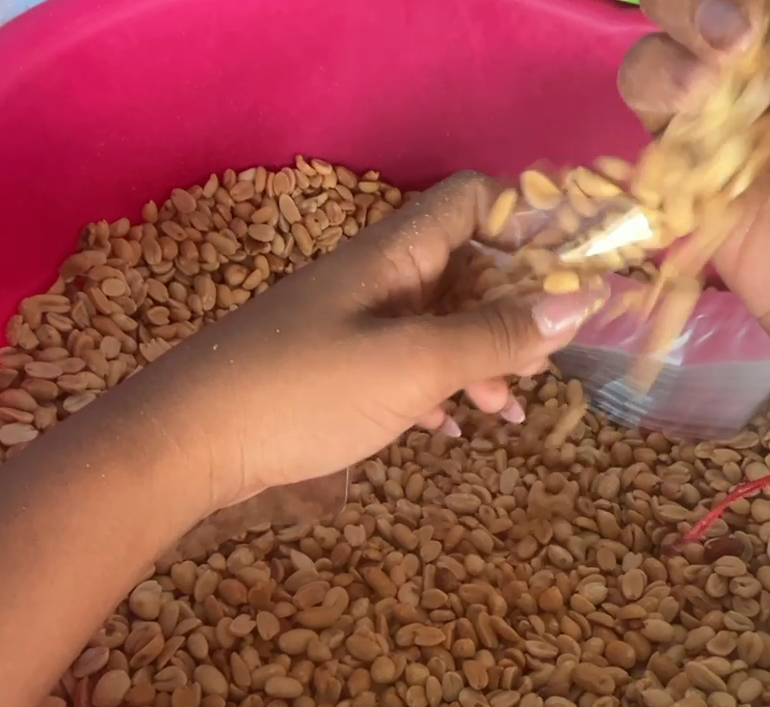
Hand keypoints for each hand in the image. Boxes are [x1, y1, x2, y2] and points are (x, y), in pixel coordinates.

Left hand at [101, 173, 597, 510]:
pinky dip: (433, 391)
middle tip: (546, 364)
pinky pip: (400, 368)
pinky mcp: (332, 372)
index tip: (571, 274)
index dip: (527, 225)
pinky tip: (452, 428)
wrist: (192, 441)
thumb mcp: (411, 365)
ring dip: (478, 360)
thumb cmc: (304, 392)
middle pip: (462, 270)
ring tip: (511, 409)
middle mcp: (375, 280)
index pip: (472, 202)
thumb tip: (577, 302)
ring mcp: (351, 326)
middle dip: (512, 311)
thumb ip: (492, 335)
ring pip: (434, 326)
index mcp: (394, 255)